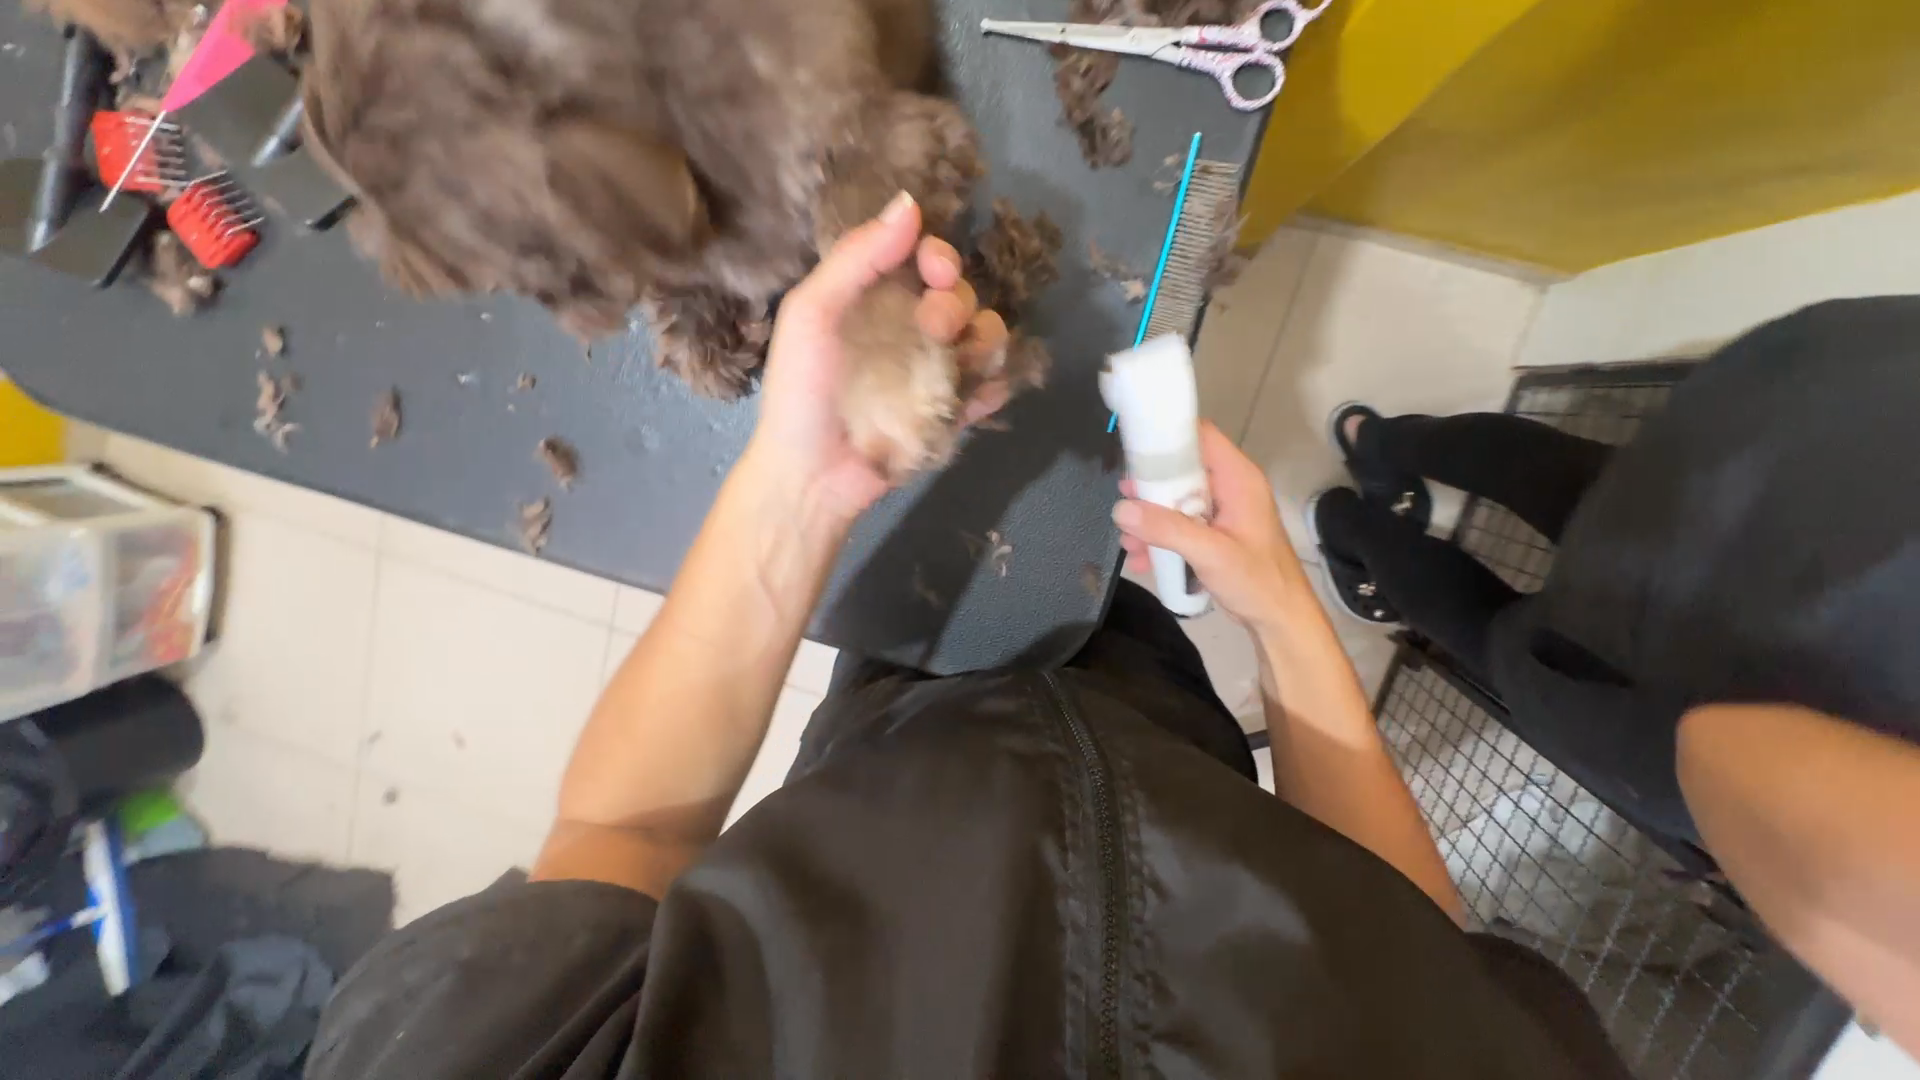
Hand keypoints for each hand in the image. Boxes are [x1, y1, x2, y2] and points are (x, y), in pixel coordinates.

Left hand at [750, 192, 1009, 523]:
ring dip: (984, 340)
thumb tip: (912, 204)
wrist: (813, 475)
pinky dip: (993, 386)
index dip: (940, 256)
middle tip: (930, 328)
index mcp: (876, 299)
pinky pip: (991, 387)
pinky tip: (976, 396)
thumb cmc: (802, 392)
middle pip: (960, 295)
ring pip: (986, 336)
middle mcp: (909, 329)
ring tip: (956, 364)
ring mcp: (934, 372)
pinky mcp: (951, 412)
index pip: (925, 259)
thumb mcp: (813, 314)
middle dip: (956, 302)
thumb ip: (857, 258)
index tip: (935, 269)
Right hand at [1113, 421, 1311, 634]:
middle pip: (1182, 469)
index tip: (1134, 446)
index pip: (1200, 437)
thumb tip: (1122, 509)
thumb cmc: (1257, 581)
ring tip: (1128, 538)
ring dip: (1151, 518)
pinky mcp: (1213, 534)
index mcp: (1238, 479)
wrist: (1280, 621)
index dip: (1168, 436)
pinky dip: (1160, 538)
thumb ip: (1166, 529)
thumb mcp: (1210, 553)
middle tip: (1124, 500)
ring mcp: (1221, 513)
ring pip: (1176, 500)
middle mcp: (1229, 489)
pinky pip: (1179, 525)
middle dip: (1150, 486)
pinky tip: (1141, 558)